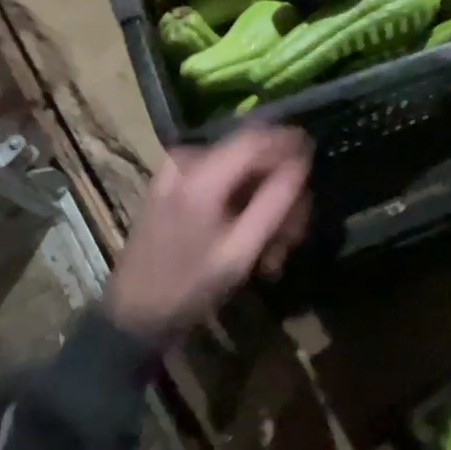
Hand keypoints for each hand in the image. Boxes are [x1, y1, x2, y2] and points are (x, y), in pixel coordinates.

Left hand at [104, 126, 311, 345]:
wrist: (135, 312)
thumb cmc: (189, 287)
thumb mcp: (240, 252)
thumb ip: (275, 203)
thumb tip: (301, 165)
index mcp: (201, 175)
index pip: (258, 137)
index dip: (291, 145)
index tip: (315, 165)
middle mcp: (187, 161)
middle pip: (251, 157)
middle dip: (279, 192)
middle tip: (293, 236)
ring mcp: (176, 173)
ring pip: (240, 173)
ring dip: (263, 206)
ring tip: (272, 253)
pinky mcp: (174, 186)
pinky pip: (222, 183)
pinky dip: (242, 208)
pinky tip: (250, 244)